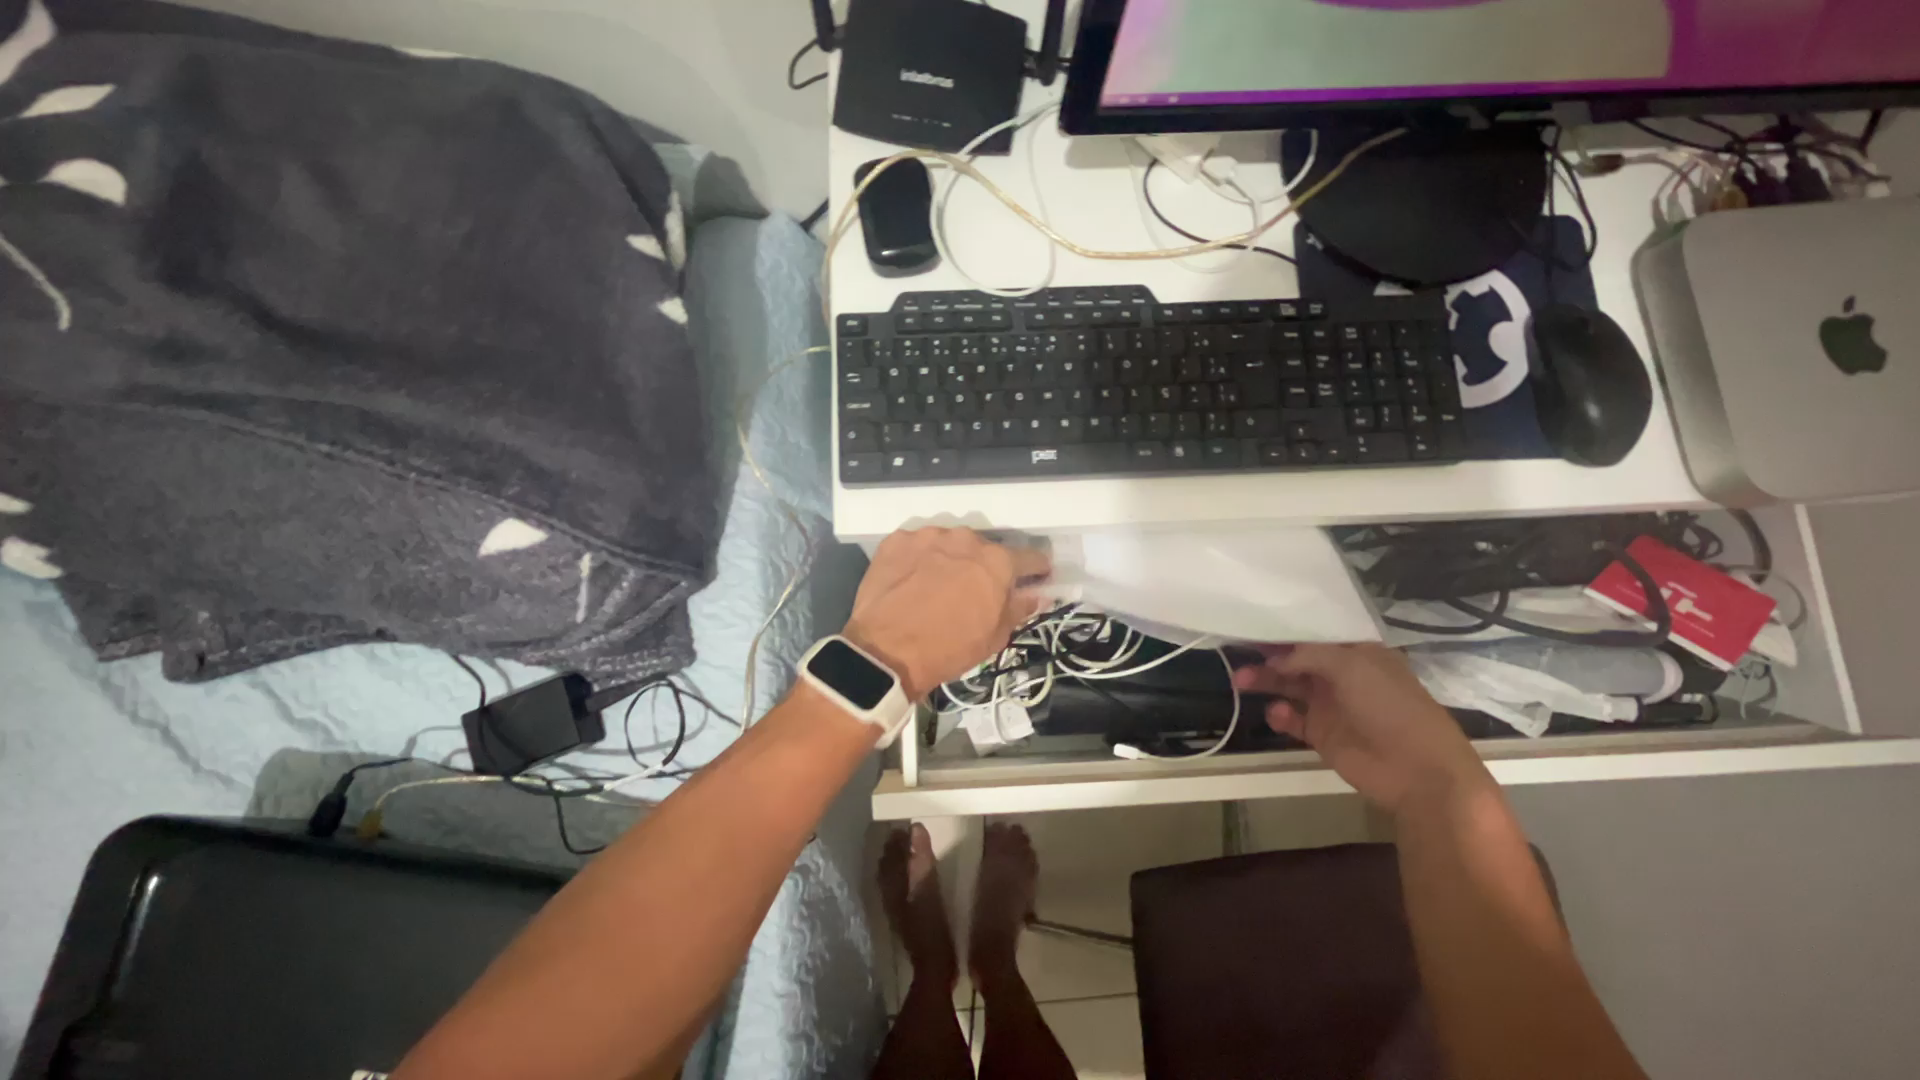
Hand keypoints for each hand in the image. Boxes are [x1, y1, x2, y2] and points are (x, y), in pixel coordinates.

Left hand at [843, 528, 1050, 701]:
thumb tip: (1037, 595)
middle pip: (984, 549)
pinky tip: (911, 581)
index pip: (1029, 558)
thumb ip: (1019, 609)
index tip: (1035, 579)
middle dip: (984, 566)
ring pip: (948, 544)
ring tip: (937, 585)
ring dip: (949, 559)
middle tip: (974, 590)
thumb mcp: (995, 637)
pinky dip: (918, 560)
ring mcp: (928, 536)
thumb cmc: (949, 648)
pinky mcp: (897, 540)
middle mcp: (965, 539)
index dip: (1035, 570)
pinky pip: (916, 546)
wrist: (886, 651)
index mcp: (997, 561)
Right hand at [1233, 644, 1491, 815]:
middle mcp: (1342, 675)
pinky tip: (1277, 714)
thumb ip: (1308, 655)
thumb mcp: (1352, 666)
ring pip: (1289, 687)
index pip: (1314, 635)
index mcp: (1357, 652)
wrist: (1417, 770)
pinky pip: (1292, 719)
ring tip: (1241, 681)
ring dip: (1266, 681)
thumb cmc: (1390, 706)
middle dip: (1268, 655)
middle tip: (1237, 652)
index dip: (1285, 630)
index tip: (1253, 624)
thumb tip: (1274, 659)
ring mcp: (1331, 705)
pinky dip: (1280, 714)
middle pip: (1296, 659)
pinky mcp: (1322, 734)